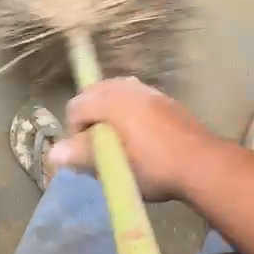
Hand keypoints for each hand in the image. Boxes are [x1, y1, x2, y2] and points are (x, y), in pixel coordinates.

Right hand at [48, 78, 225, 200]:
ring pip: (116, 94)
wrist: (200, 162)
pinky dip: (128, 112)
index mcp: (111, 100)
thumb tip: (53, 153)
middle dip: (89, 118)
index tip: (84, 155)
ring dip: (108, 113)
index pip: (76, 105)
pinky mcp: (163, 98)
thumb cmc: (152, 165)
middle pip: (94, 94)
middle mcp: (127, 87)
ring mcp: (148, 90)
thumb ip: (82, 154)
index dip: (74, 131)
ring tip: (116, 141)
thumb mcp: (113, 165)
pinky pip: (135, 98)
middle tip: (97, 147)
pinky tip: (138, 135)